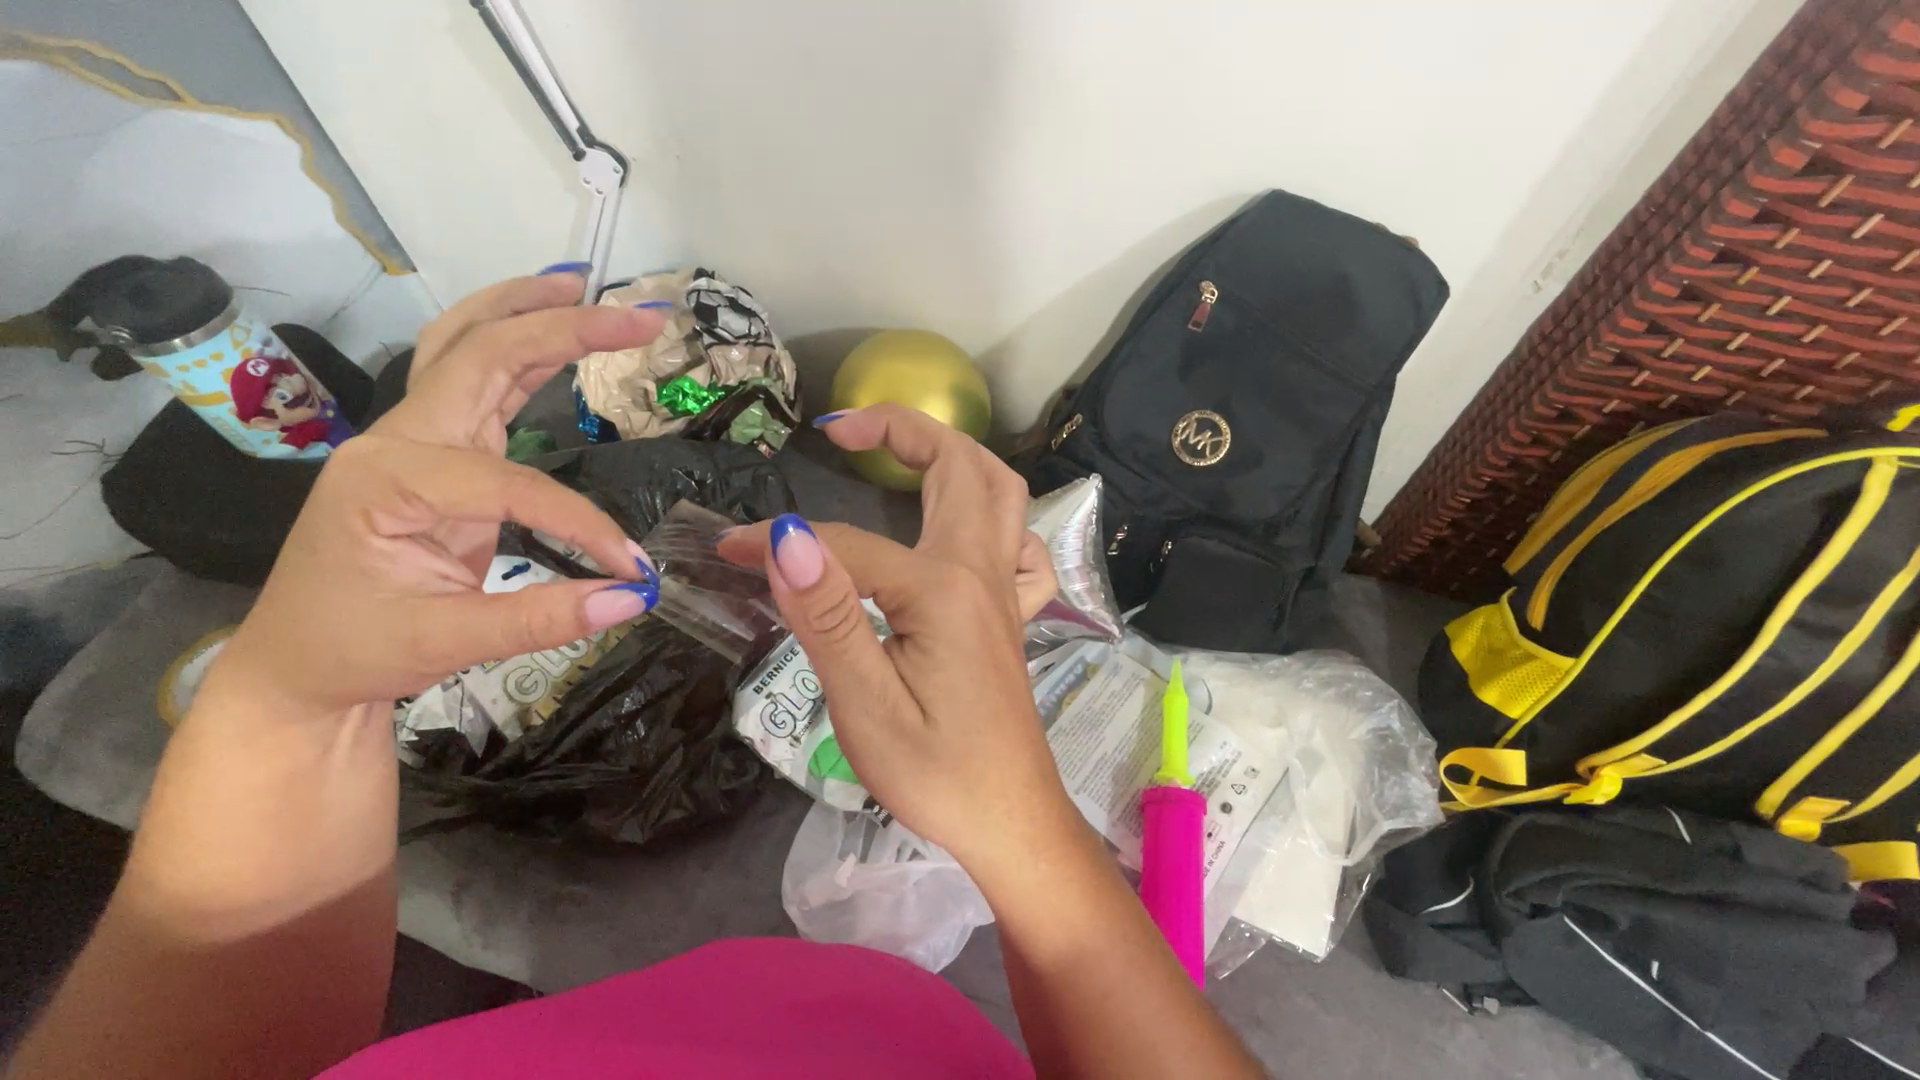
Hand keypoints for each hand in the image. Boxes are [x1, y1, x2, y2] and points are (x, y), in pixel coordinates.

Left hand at [208, 274, 668, 719]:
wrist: (298, 664)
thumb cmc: (357, 650)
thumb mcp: (446, 642)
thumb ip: (543, 616)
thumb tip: (635, 597)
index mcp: (389, 478)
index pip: (514, 484)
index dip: (582, 522)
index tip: (631, 567)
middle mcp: (397, 438)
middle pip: (482, 354)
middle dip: (564, 328)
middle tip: (642, 318)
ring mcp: (412, 436)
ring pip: (468, 346)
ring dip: (530, 312)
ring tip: (588, 286)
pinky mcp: (435, 450)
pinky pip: (476, 379)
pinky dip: (519, 347)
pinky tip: (554, 330)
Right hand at [716, 405, 1075, 876]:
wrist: (1010, 822)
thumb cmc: (938, 774)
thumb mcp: (866, 705)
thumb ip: (829, 614)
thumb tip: (785, 534)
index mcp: (942, 589)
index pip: (843, 544)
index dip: (777, 544)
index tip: (723, 550)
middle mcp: (981, 573)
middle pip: (959, 467)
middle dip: (902, 428)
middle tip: (842, 429)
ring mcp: (1004, 592)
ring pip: (999, 492)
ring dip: (952, 455)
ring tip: (896, 453)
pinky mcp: (1010, 617)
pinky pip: (1017, 544)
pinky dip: (992, 513)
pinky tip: (961, 527)